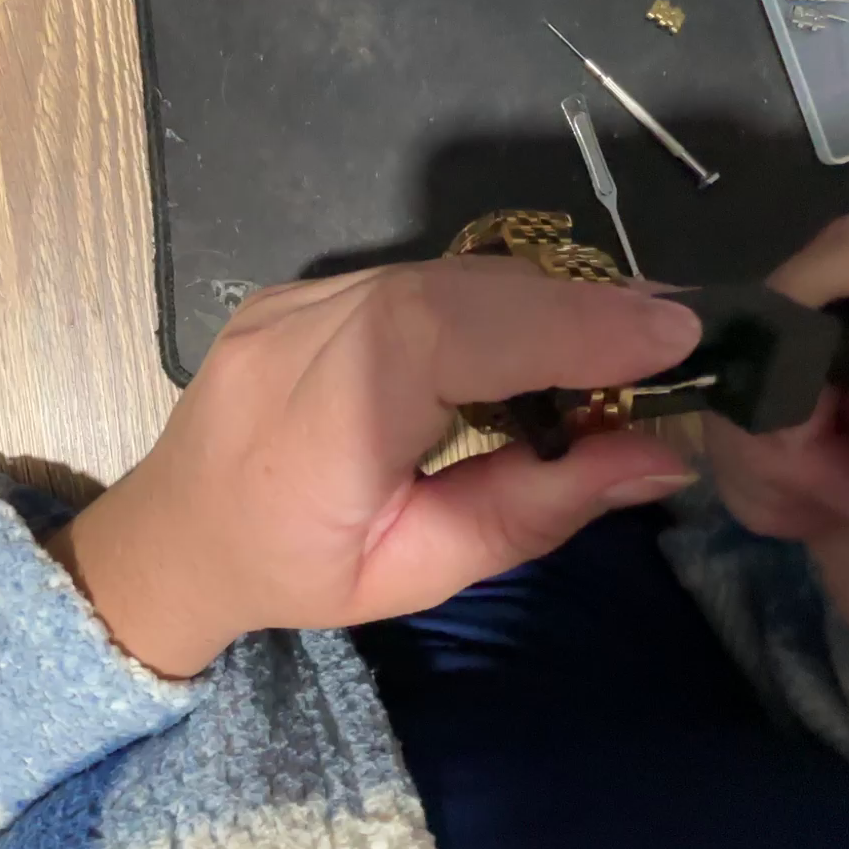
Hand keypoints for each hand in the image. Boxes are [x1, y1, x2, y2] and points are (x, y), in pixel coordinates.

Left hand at [49, 256, 704, 678]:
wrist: (174, 534)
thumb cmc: (290, 572)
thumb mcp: (414, 570)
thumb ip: (528, 509)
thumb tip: (655, 455)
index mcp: (317, 419)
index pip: (452, 336)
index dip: (568, 325)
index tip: (674, 336)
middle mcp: (294, 335)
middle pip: (451, 290)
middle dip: (568, 306)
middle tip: (661, 335)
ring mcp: (286, 302)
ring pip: (433, 276)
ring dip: (528, 300)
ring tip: (605, 336)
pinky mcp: (291, 293)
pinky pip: (403, 280)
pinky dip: (476, 300)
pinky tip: (514, 333)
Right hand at [708, 213, 848, 827]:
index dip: (812, 291)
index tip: (783, 379)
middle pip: (793, 321)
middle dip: (776, 398)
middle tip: (817, 477)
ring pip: (753, 387)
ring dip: (761, 453)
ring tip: (824, 513)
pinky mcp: (817, 467)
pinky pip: (740, 446)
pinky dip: (750, 487)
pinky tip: (803, 527)